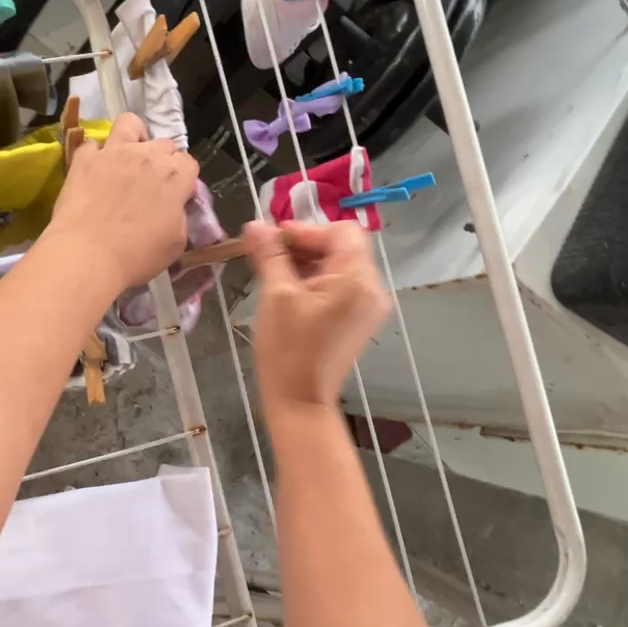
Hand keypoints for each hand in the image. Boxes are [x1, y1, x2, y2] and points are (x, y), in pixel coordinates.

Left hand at [42, 112, 198, 292]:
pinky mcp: (84, 159)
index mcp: (174, 176)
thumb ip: (181, 216)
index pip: (189, 163)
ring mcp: (114, 152)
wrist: (87, 255)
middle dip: (162, 160)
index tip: (175, 195)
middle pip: (163, 144)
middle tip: (150, 184)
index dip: (184, 179)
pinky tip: (95, 169)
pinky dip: (95, 154)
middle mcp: (147, 155)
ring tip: (127, 156)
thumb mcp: (176, 243)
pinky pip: (92, 144)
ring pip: (130, 124)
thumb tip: (175, 207)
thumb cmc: (137, 255)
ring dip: (133, 136)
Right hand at [247, 220, 390, 409]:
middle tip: (266, 254)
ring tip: (272, 271)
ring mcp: (366, 307)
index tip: (273, 240)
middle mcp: (372, 289)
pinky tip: (287, 289)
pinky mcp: (356, 320)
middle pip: (342, 247)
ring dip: (306, 262)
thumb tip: (256, 225)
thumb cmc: (288, 348)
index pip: (341, 232)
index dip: (306, 230)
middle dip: (304, 245)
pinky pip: (339, 287)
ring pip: (338, 267)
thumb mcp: (276, 294)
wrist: (299, 401)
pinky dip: (314, 281)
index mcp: (358, 280)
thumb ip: (270, 254)